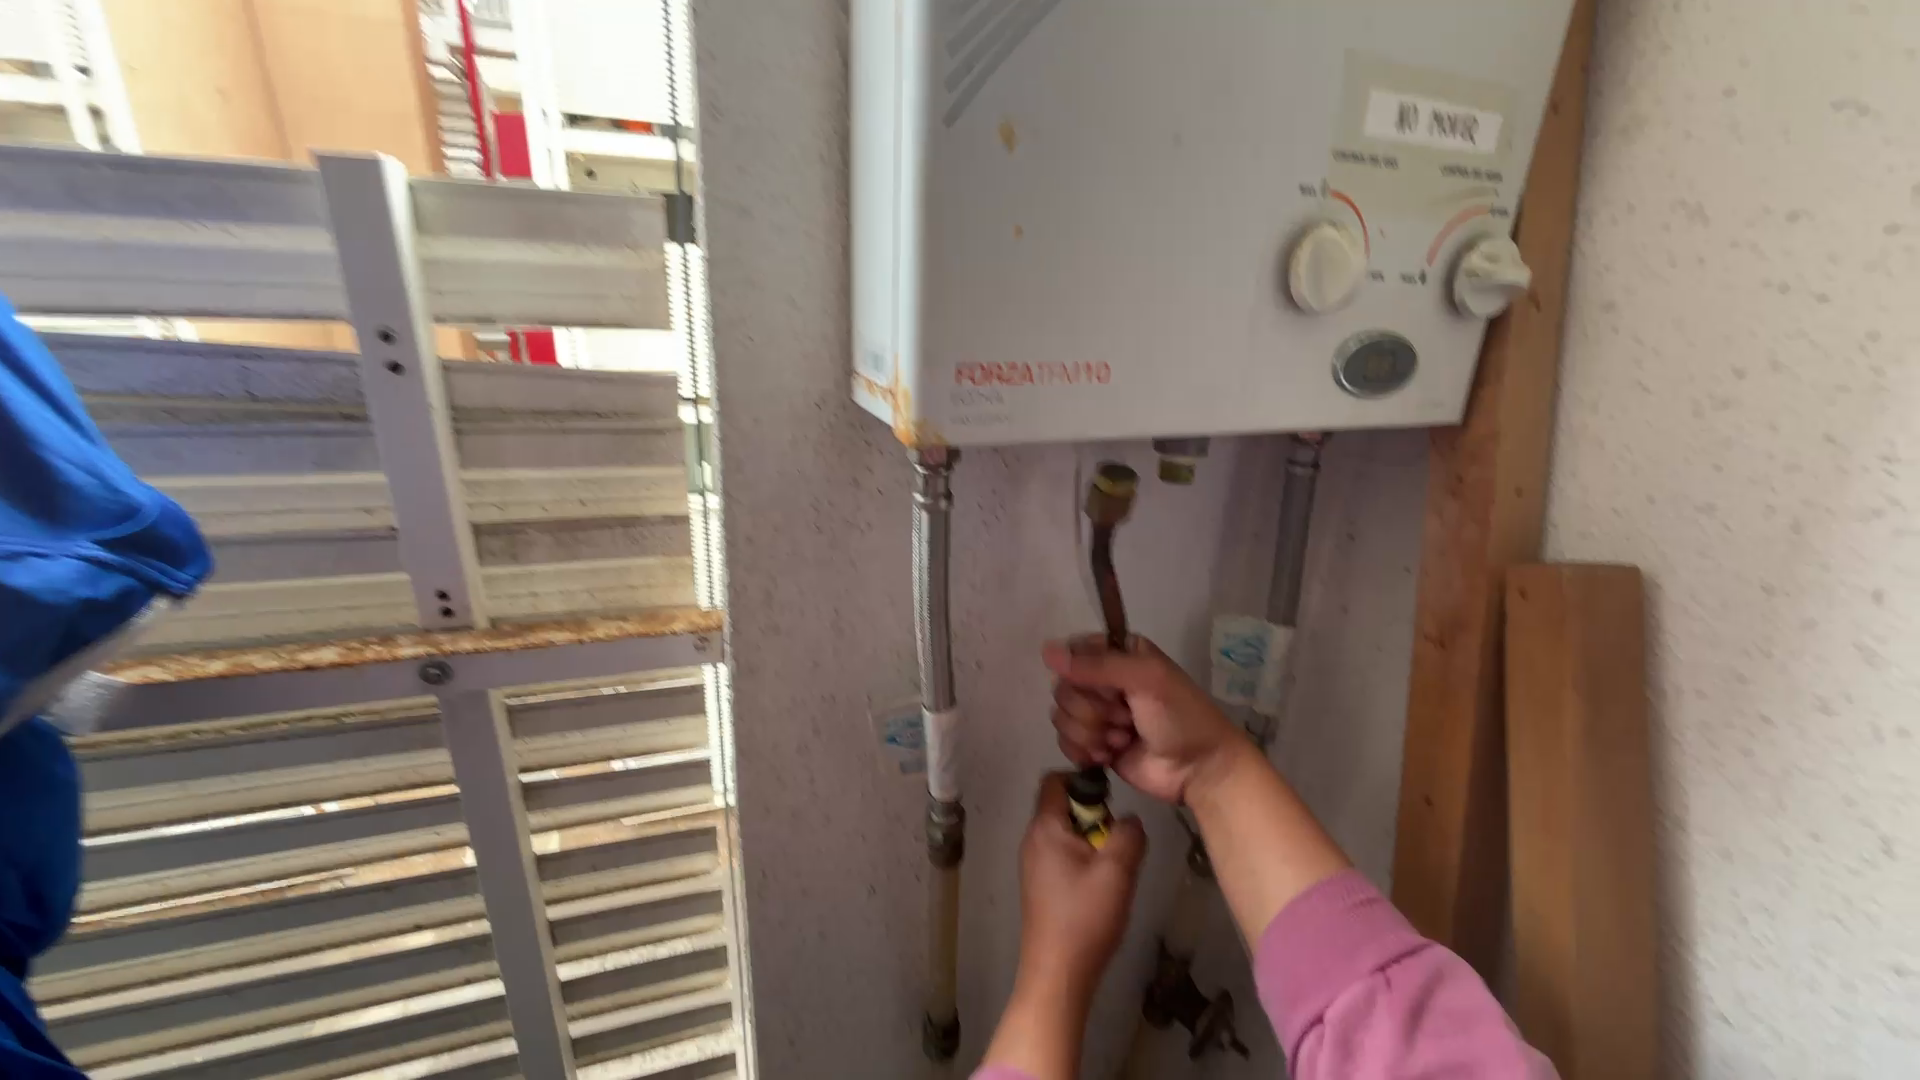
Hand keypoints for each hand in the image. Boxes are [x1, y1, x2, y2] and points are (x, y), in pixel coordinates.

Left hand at [1014, 771, 1147, 997]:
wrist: (1058, 974)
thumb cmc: (1085, 916)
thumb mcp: (1117, 870)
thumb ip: (1128, 834)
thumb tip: (1130, 819)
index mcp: (1044, 827)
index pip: (1055, 780)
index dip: (1083, 780)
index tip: (1111, 799)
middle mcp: (1032, 839)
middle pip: (1062, 806)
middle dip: (1094, 815)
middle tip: (1117, 840)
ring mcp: (1033, 863)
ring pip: (1066, 833)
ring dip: (1092, 840)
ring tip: (1114, 866)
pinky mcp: (1040, 885)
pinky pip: (1062, 855)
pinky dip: (1083, 860)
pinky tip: (1102, 886)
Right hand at [1044, 634, 1244, 804]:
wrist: (1199, 769)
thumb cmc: (1181, 716)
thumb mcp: (1146, 679)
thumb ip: (1096, 665)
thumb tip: (1045, 651)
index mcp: (1119, 654)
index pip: (1073, 653)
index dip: (1083, 675)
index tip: (1111, 690)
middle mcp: (1104, 680)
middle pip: (1063, 688)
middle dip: (1092, 710)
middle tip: (1125, 719)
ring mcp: (1097, 713)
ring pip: (1061, 716)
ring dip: (1092, 733)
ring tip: (1123, 740)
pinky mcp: (1092, 744)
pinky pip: (1064, 741)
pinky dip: (1085, 751)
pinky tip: (1110, 756)